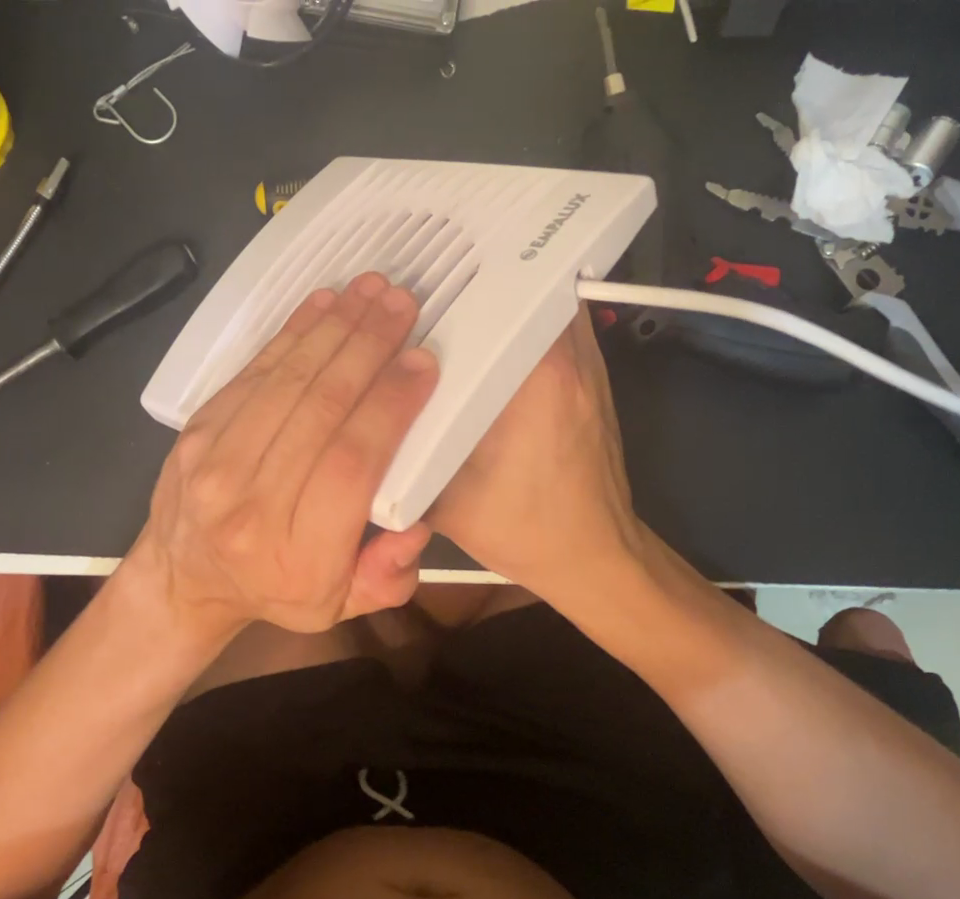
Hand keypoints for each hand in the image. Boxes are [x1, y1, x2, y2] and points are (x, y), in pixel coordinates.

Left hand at [123, 272, 439, 640]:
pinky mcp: (196, 432)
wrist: (185, 579)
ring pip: (284, 382)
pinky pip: (251, 373)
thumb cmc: (275, 589)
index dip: (388, 408)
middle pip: (317, 411)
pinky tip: (323, 306)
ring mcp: (215, 464)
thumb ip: (387, 576)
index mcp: (299, 555)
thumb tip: (417, 525)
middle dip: (366, 349)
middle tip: (404, 305)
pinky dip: (290, 335)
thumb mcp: (341, 605)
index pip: (351, 465)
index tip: (423, 364)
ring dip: (332, 330)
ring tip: (372, 292)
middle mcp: (251, 506)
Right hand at [428, 304, 641, 594]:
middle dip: (469, 282)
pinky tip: (478, 344)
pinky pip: (551, 326)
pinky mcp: (590, 377)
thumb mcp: (444, 496)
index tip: (407, 285)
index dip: (449, 282)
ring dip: (497, 300)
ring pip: (539, 300)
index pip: (495, 294)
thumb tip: (369, 406)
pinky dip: (516, 323)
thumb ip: (405, 448)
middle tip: (416, 289)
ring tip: (443, 307)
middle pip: (519, 284)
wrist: (590, 555)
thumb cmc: (522, 529)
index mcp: (535, 376)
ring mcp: (587, 362)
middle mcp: (568, 355)